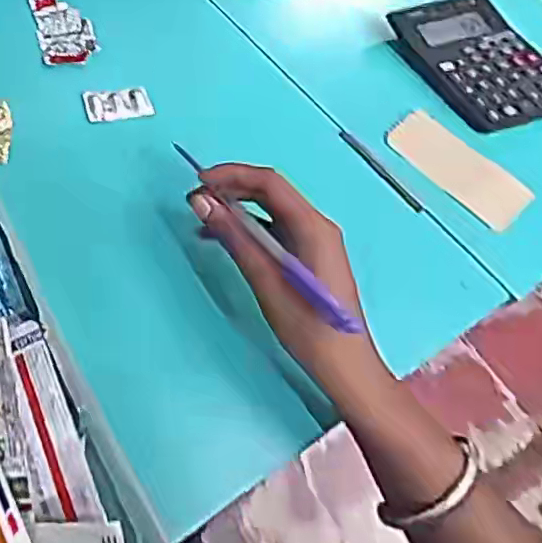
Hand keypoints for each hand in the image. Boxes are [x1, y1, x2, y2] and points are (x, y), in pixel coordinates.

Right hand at [187, 164, 390, 398]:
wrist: (346, 368)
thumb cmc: (308, 328)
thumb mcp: (265, 280)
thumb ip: (234, 237)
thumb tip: (202, 201)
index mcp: (312, 227)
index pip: (269, 182)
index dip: (231, 174)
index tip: (198, 180)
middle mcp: (316, 225)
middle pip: (269, 191)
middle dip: (230, 188)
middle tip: (195, 199)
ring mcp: (313, 239)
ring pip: (269, 208)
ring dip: (235, 207)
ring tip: (203, 218)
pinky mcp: (307, 254)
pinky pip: (273, 227)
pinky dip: (246, 226)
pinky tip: (222, 238)